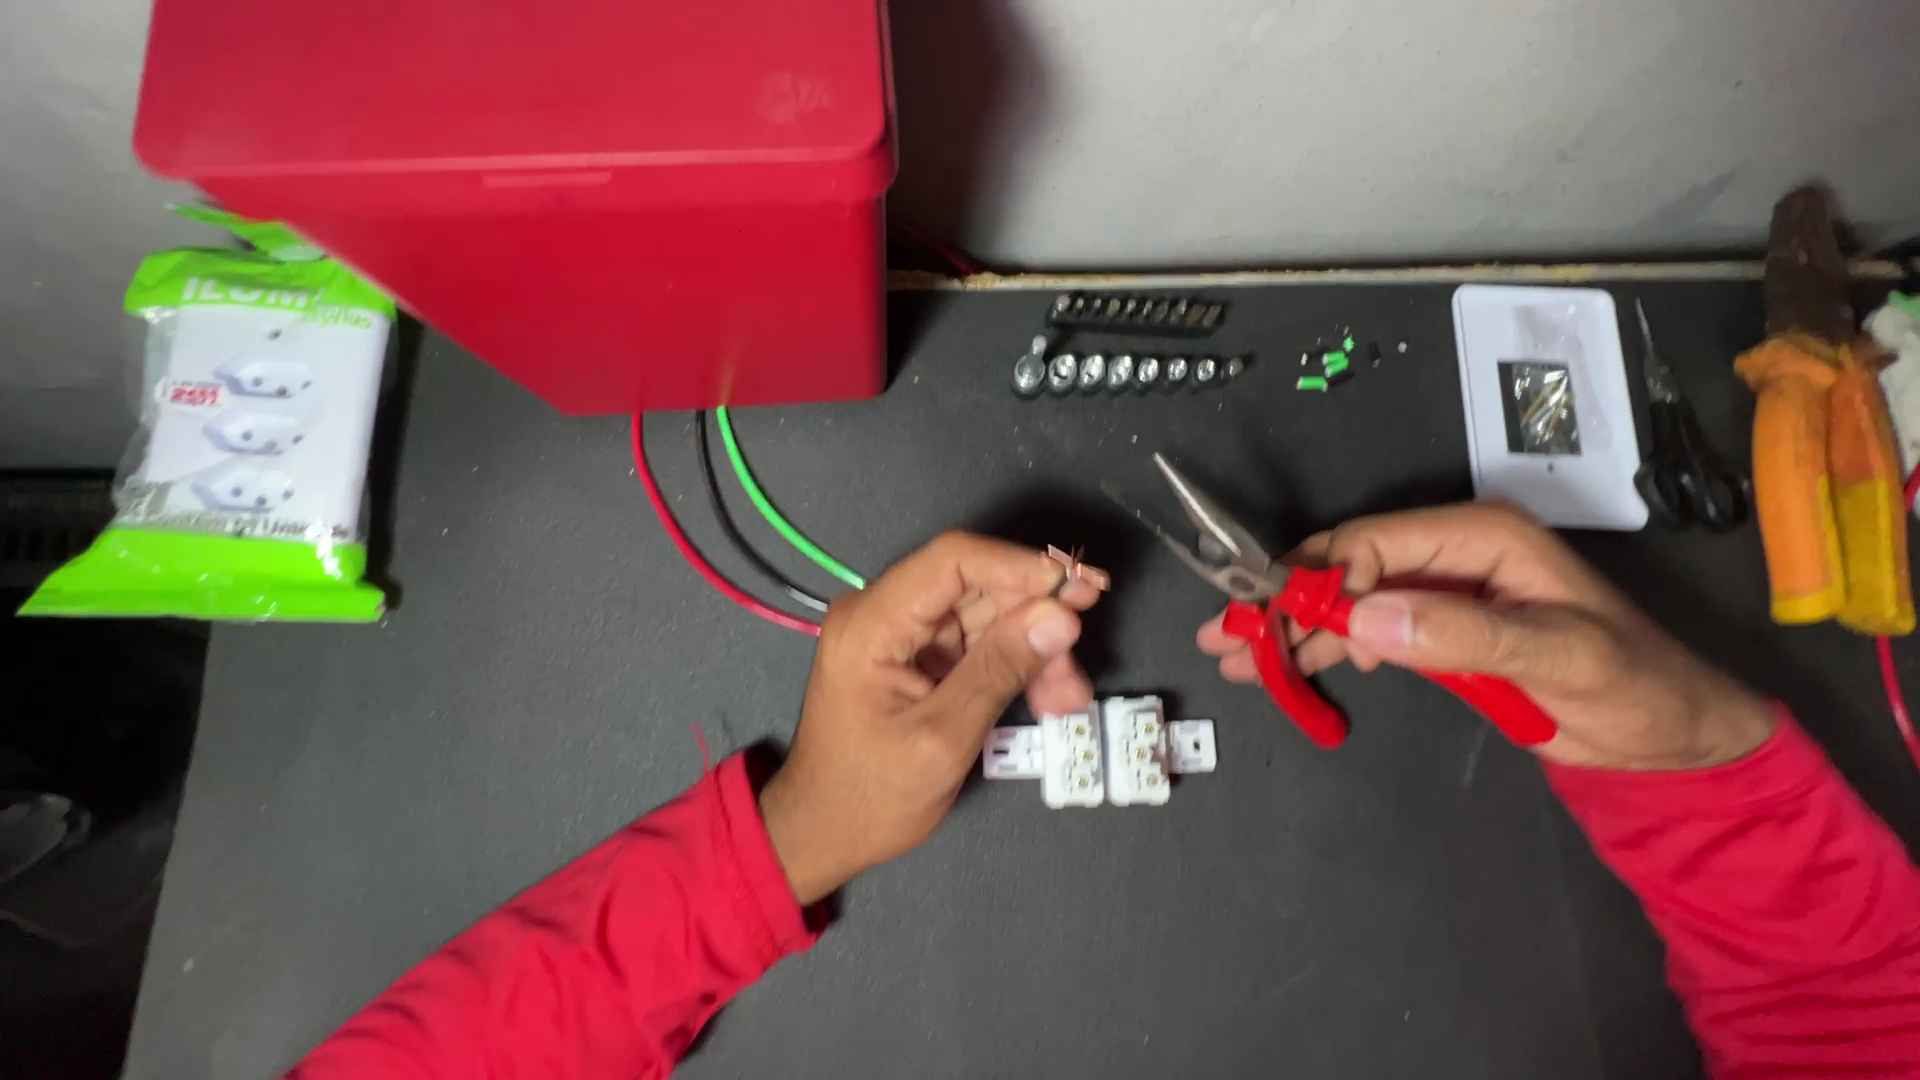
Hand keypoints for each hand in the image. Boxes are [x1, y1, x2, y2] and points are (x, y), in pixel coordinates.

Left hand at [761, 531, 1104, 903]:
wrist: (824, 833)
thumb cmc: (871, 797)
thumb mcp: (942, 738)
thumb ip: (1000, 671)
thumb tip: (1062, 617)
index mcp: (873, 622)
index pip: (953, 561)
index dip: (1019, 565)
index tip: (1076, 588)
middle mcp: (884, 612)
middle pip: (976, 585)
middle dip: (1035, 614)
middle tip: (1083, 644)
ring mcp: (902, 632)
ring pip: (986, 614)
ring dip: (1032, 647)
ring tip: (1067, 695)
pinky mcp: (919, 653)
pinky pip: (978, 641)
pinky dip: (1015, 663)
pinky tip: (1048, 695)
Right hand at [1197, 503, 1773, 770]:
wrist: (1669, 738)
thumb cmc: (1630, 687)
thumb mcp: (1557, 657)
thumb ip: (1460, 633)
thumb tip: (1360, 618)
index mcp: (1476, 537)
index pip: (1370, 543)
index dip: (1315, 581)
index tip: (1272, 625)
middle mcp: (1444, 554)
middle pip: (1341, 568)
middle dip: (1282, 604)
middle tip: (1226, 638)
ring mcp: (1433, 592)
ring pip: (1341, 601)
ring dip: (1289, 631)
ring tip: (1238, 660)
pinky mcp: (1428, 628)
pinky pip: (1360, 631)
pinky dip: (1321, 650)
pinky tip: (1291, 669)